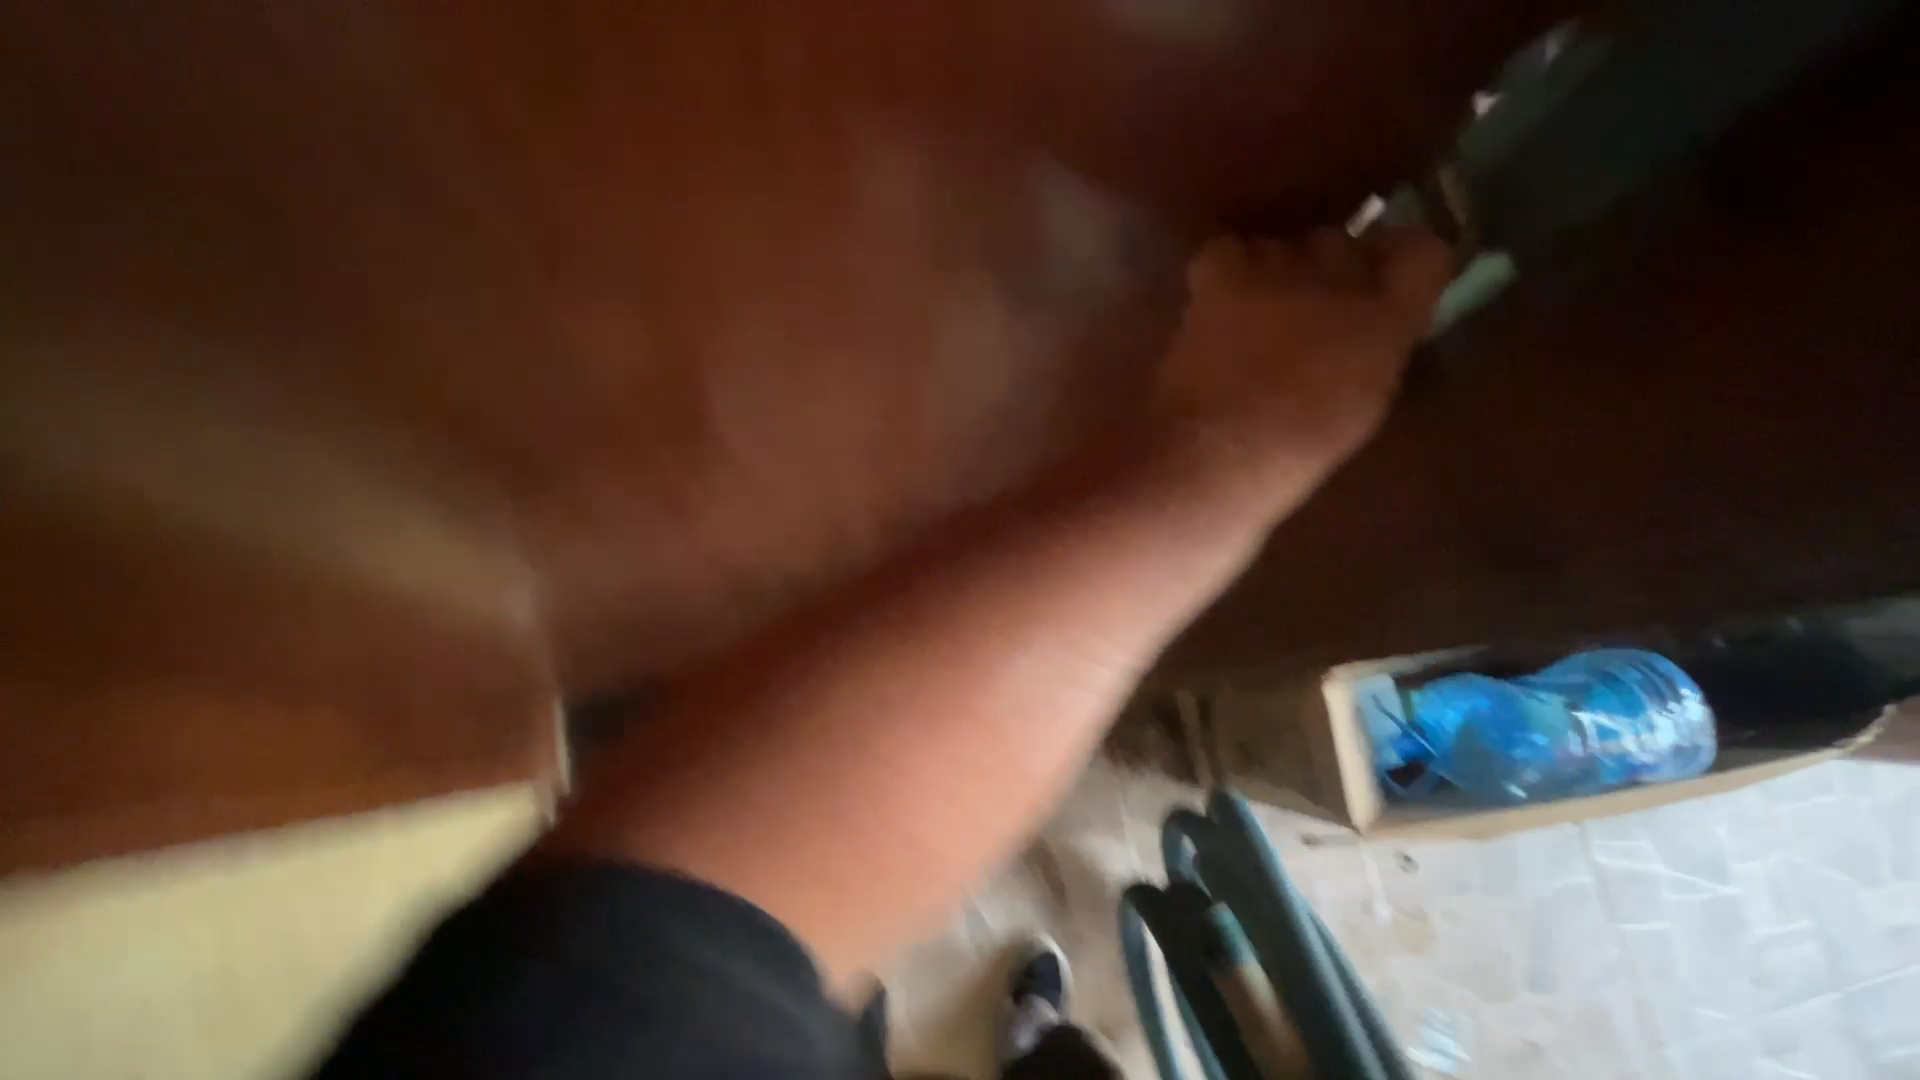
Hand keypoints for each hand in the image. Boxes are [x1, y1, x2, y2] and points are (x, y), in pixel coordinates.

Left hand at [1155, 226, 1452, 480]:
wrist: (1216, 454)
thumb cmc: (1292, 451)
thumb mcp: (1360, 406)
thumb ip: (1375, 351)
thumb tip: (1368, 328)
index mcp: (1389, 319)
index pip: (1422, 254)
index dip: (1400, 266)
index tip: (1385, 285)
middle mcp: (1342, 280)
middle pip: (1345, 243)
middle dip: (1331, 270)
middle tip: (1309, 311)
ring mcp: (1280, 272)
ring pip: (1287, 245)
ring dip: (1277, 270)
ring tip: (1259, 312)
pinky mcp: (1222, 277)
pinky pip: (1229, 250)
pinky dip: (1225, 268)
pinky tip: (1219, 301)